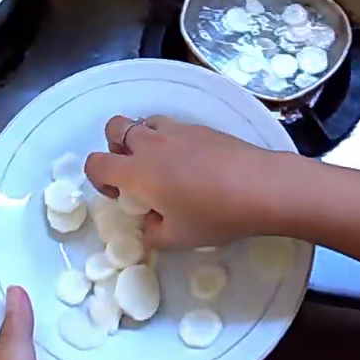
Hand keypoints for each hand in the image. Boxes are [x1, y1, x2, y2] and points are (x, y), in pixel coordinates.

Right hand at [84, 114, 294, 249]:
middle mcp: (151, 143)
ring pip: (145, 121)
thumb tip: (151, 224)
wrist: (262, 186)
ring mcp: (177, 130)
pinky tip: (194, 163)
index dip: (98, 178)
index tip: (119, 196)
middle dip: (116, 146)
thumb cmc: (214, 215)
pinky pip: (174, 126)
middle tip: (135, 172)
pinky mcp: (201, 127)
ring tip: (164, 164)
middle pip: (115, 127)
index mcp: (136, 171)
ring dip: (144, 139)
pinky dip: (172, 140)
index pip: (96, 162)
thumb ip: (154, 233)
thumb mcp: (178, 238)